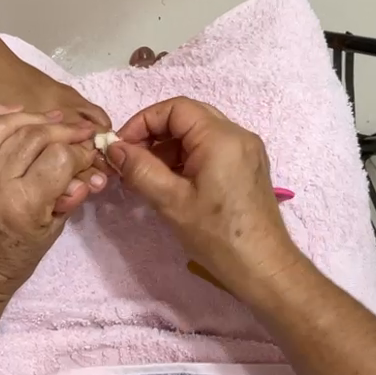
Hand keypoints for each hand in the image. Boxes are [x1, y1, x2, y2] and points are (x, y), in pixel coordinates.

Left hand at [0, 106, 101, 304]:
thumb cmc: (14, 258)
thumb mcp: (51, 233)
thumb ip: (70, 196)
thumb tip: (91, 167)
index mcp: (21, 206)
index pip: (59, 158)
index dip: (79, 151)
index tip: (88, 152)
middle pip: (33, 137)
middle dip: (62, 130)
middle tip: (77, 131)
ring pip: (3, 126)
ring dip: (31, 117)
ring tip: (51, 118)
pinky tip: (14, 112)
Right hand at [107, 97, 303, 288]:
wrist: (261, 266)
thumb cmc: (216, 235)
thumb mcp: (170, 201)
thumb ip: (139, 169)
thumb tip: (113, 149)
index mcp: (221, 137)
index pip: (175, 108)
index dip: (142, 122)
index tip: (121, 148)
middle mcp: (237, 135)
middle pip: (187, 116)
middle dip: (153, 134)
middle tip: (129, 159)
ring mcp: (244, 151)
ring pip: (197, 133)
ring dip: (167, 148)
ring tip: (144, 175)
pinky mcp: (245, 167)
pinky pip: (209, 149)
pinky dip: (184, 159)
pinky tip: (168, 183)